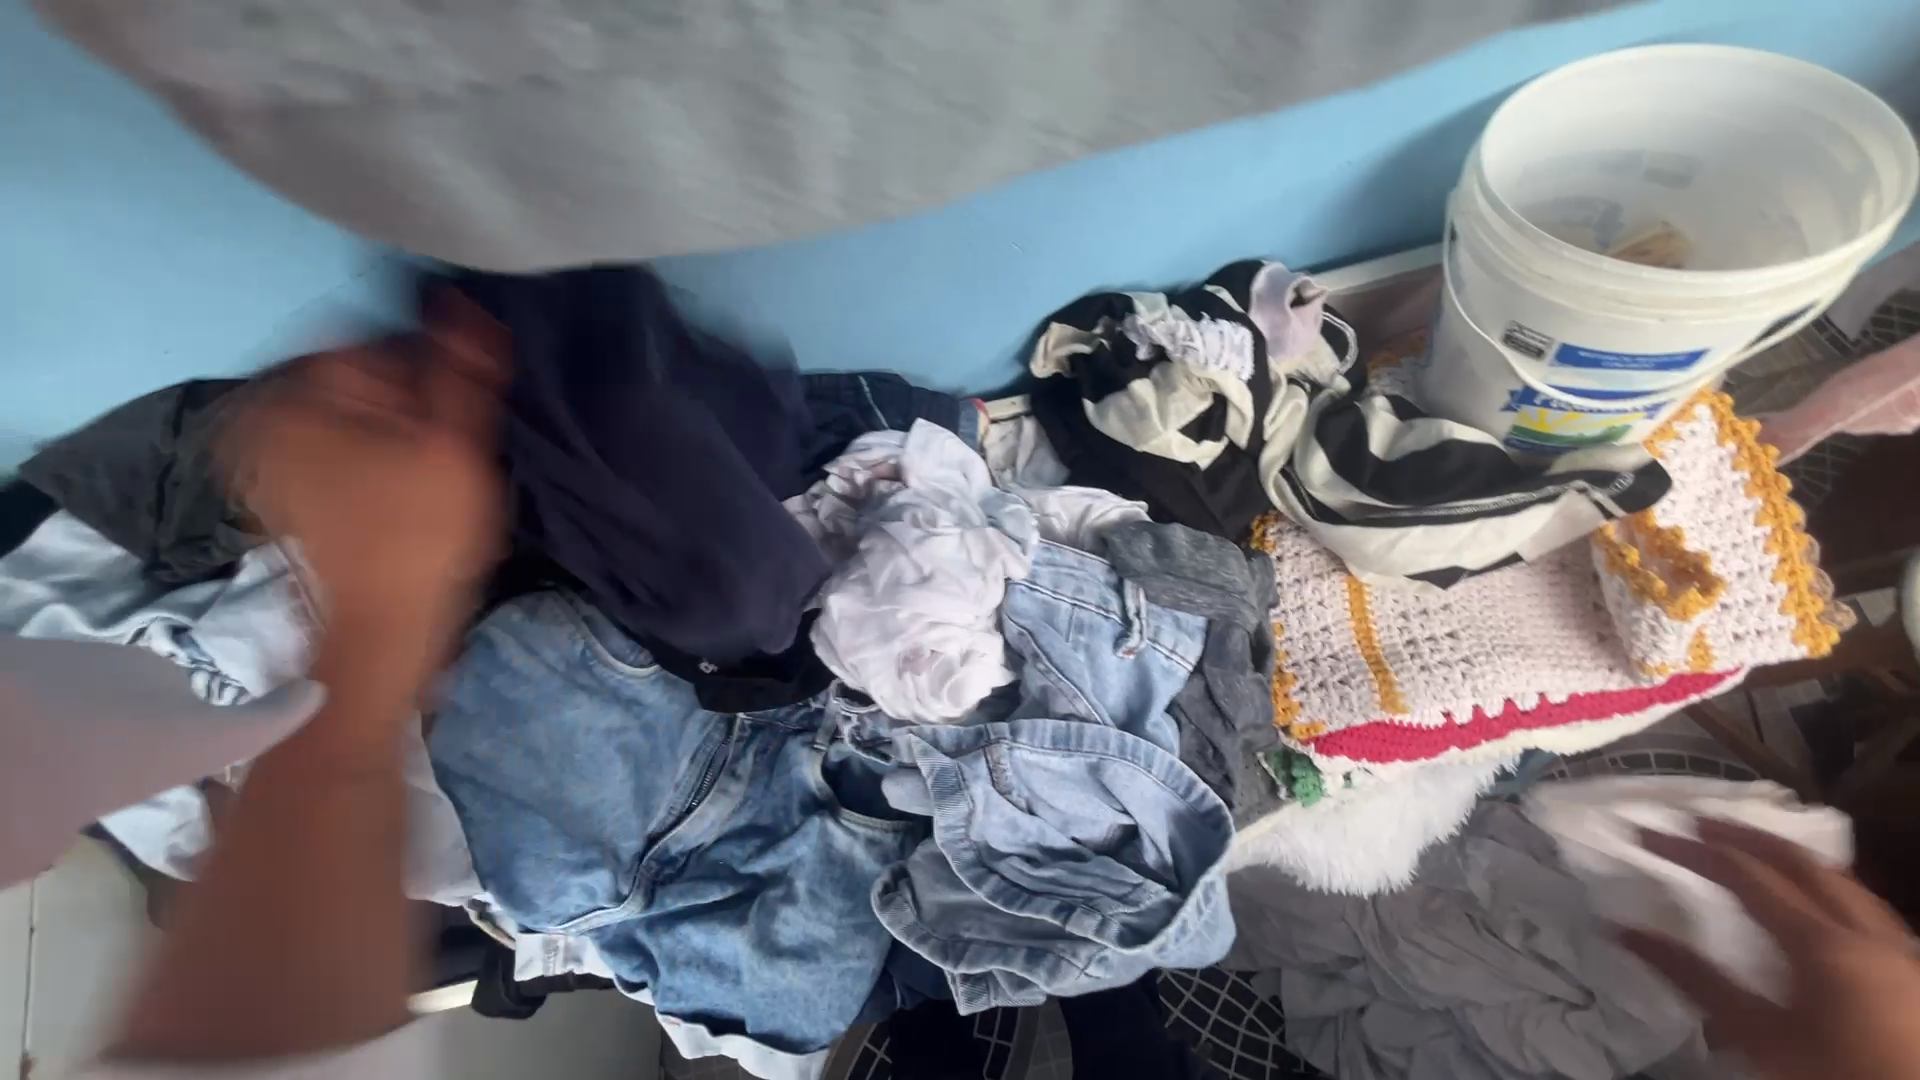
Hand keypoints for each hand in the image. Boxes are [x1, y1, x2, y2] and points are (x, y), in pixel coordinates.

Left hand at [226, 292, 510, 686]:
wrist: (388, 624)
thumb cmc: (422, 533)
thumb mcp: (456, 443)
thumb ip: (460, 368)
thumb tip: (462, 301)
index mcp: (293, 396)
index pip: (373, 340)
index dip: (430, 369)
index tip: (462, 413)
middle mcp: (263, 415)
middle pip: (360, 377)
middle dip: (412, 398)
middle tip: (450, 446)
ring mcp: (267, 455)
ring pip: (354, 411)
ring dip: (399, 426)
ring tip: (432, 469)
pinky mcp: (284, 486)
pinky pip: (339, 442)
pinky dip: (376, 451)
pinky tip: (405, 486)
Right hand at [1619, 818, 1919, 1079]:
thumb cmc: (1834, 1073)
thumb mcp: (1758, 1035)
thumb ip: (1693, 978)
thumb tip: (1623, 930)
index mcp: (1825, 944)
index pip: (1745, 873)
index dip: (1690, 848)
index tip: (1645, 833)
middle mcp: (1871, 937)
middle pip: (1803, 864)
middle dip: (1745, 837)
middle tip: (1695, 823)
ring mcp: (1904, 955)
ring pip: (1844, 883)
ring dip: (1789, 858)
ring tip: (1747, 849)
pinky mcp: (1916, 976)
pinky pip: (1866, 908)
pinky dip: (1824, 886)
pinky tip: (1808, 900)